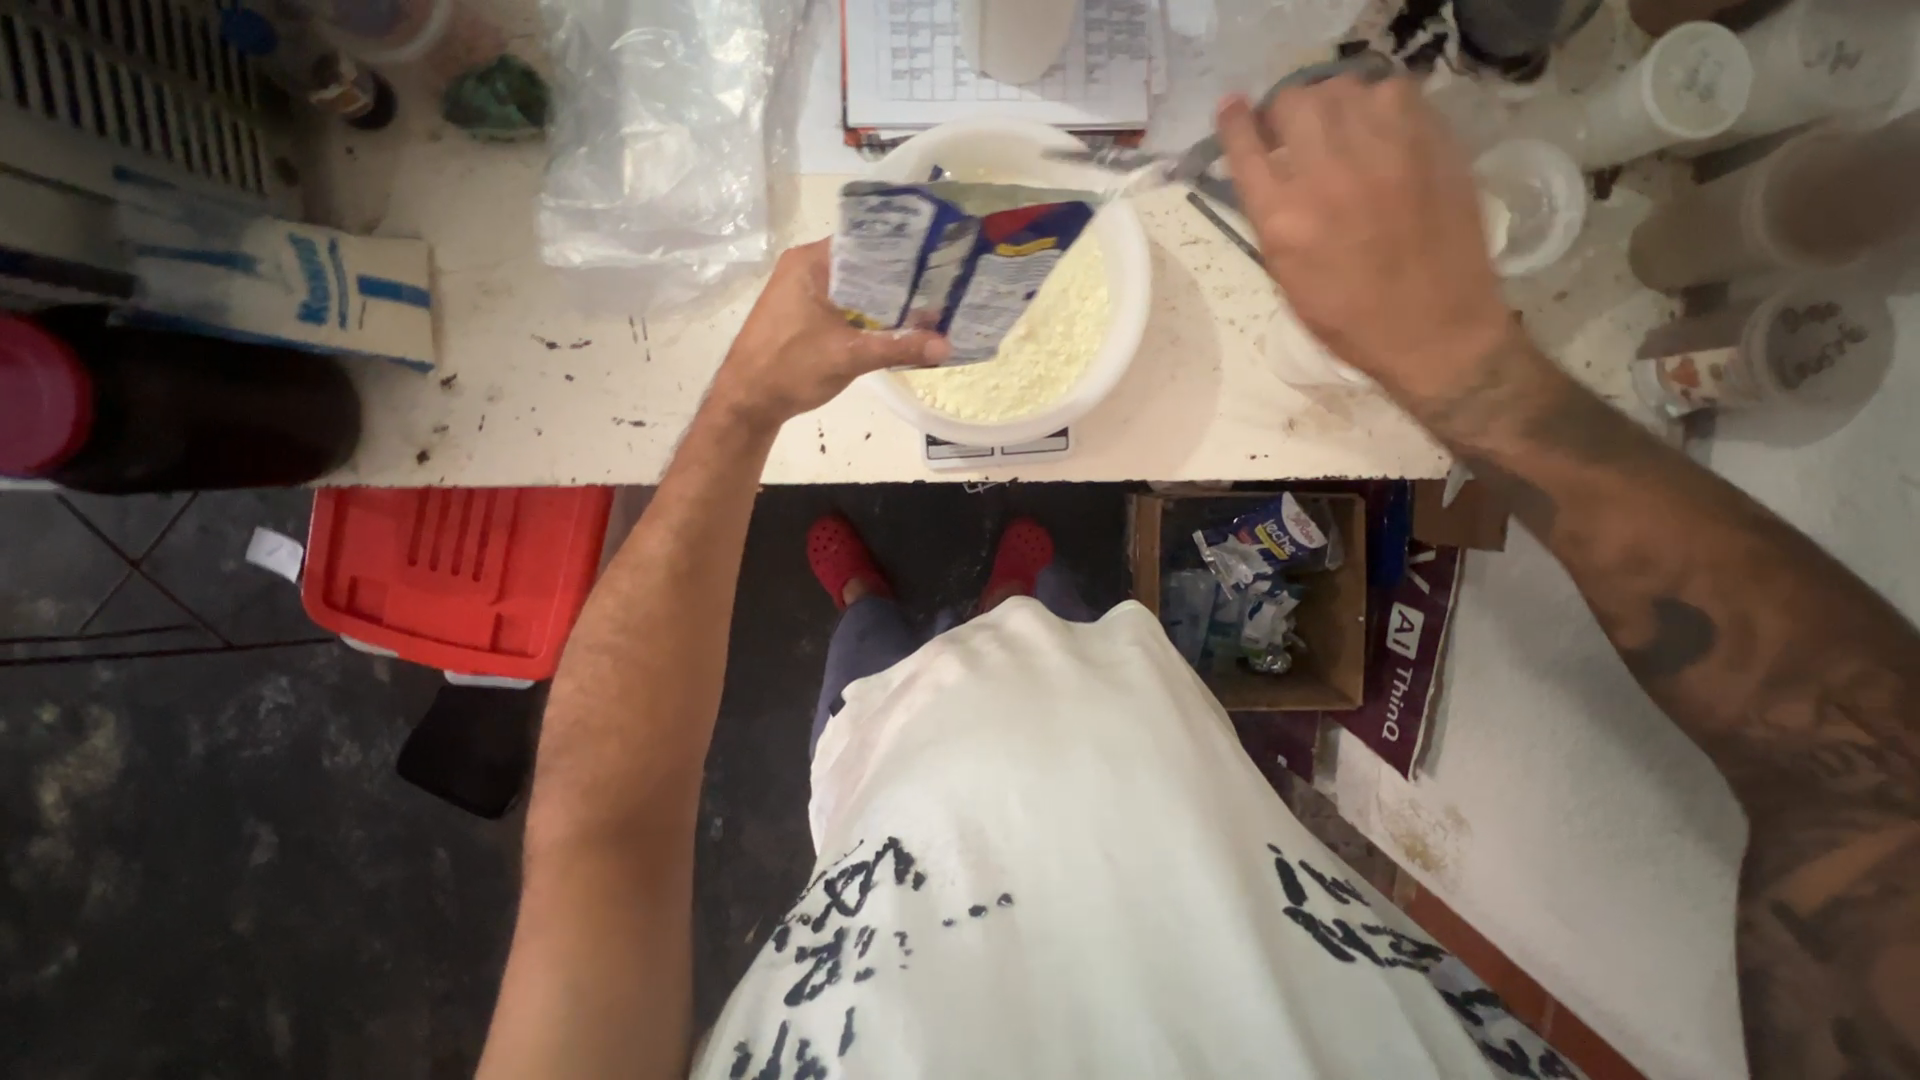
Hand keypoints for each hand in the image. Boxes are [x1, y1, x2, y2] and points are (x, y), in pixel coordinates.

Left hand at [708, 240, 950, 429]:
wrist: (747, 402)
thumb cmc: (790, 368)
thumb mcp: (849, 356)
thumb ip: (898, 347)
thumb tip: (947, 346)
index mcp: (811, 262)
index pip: (867, 241)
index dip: (905, 251)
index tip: (939, 260)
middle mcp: (807, 268)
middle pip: (865, 266)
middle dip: (901, 281)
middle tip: (943, 287)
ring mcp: (805, 292)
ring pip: (857, 289)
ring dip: (887, 302)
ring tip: (930, 307)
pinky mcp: (806, 315)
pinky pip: (846, 307)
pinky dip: (869, 317)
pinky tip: (898, 328)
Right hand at [1217, 76, 1526, 408]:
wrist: (1431, 326)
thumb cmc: (1348, 317)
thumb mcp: (1288, 275)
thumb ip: (1273, 217)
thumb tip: (1267, 174)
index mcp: (1282, 217)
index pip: (1245, 146)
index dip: (1234, 121)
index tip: (1233, 108)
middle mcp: (1325, 173)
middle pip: (1292, 102)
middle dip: (1285, 112)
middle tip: (1292, 130)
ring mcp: (1381, 150)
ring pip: (1341, 88)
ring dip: (1330, 103)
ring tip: (1337, 126)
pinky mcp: (1428, 141)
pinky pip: (1392, 92)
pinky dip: (1377, 103)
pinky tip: (1379, 129)